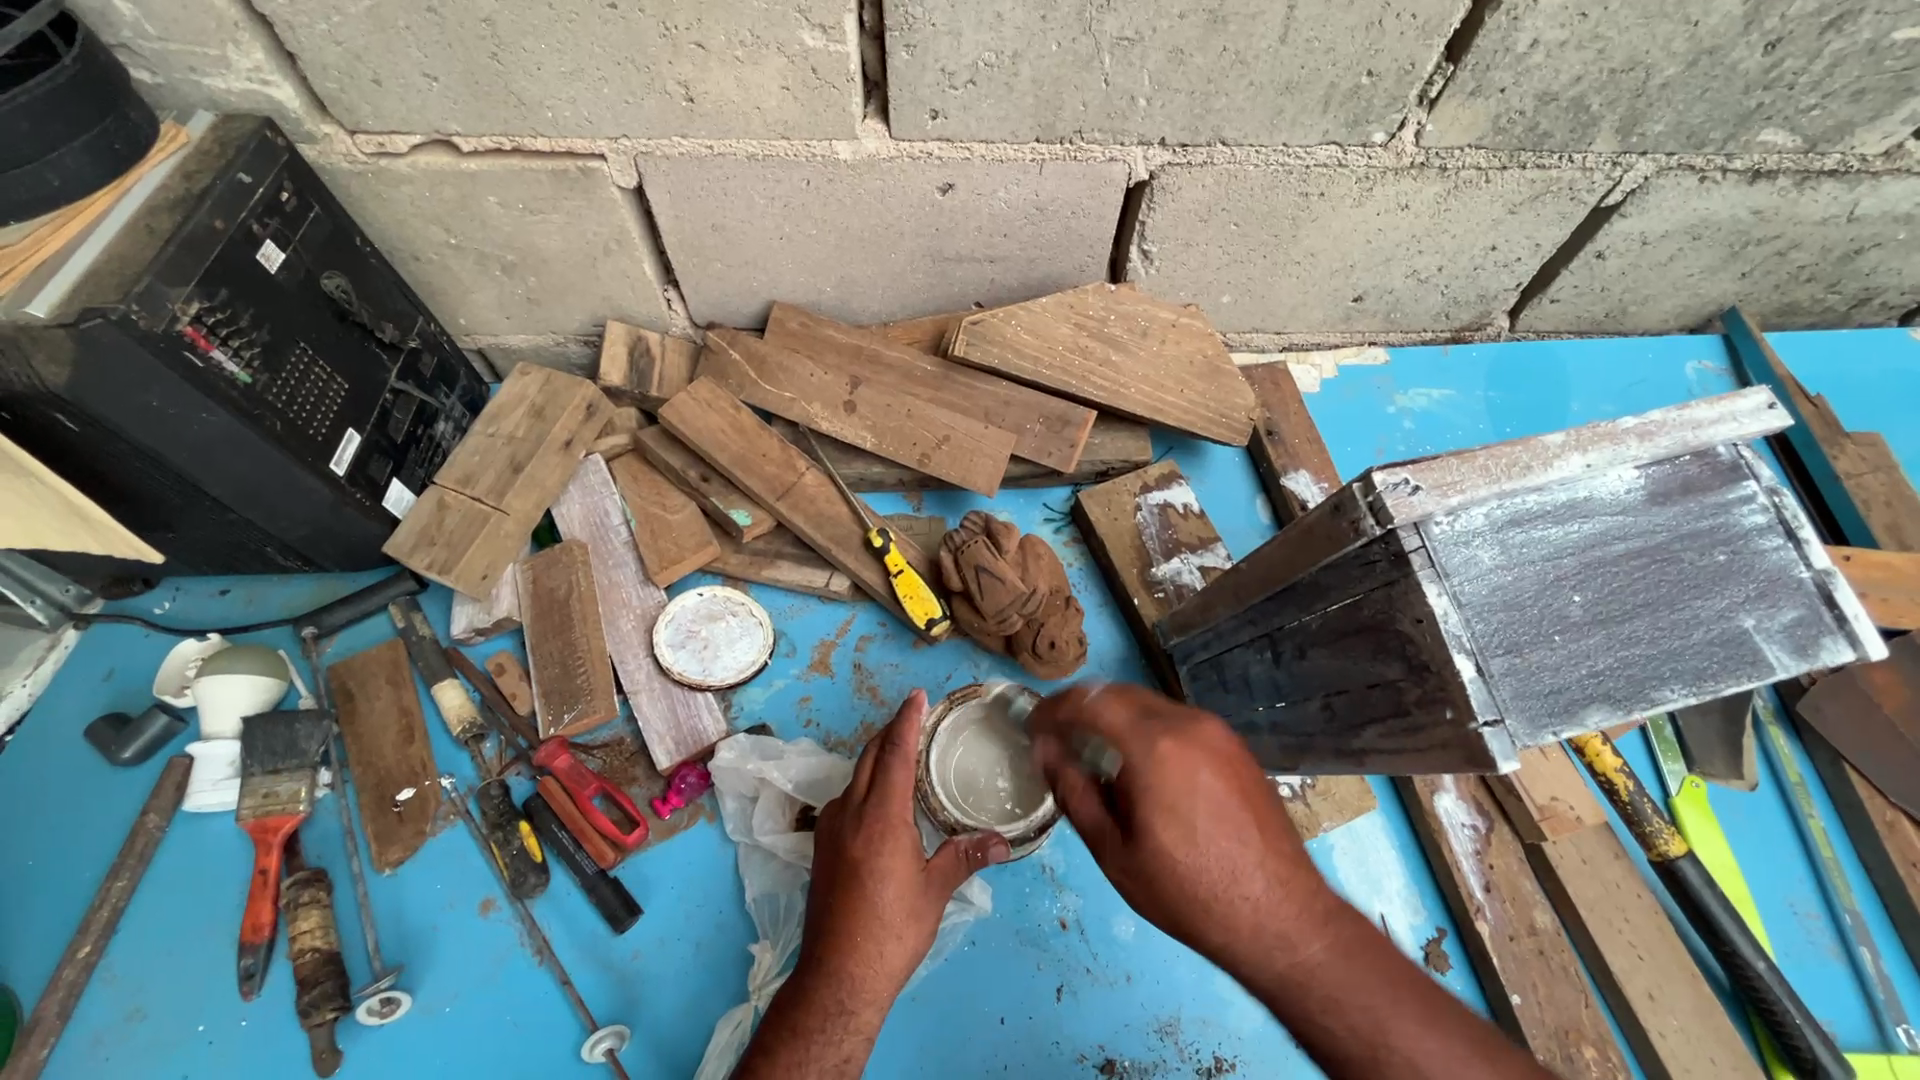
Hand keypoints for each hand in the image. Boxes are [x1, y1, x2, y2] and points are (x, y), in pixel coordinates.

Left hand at [796, 689, 1011, 1006]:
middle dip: (892, 732)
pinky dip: (867, 785)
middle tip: (917, 717)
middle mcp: (849, 812)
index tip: (918, 695)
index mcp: (880, 816)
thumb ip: (965, 856)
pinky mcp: (821, 847)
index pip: (895, 752)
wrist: (837, 976)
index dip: (907, 719)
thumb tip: (1004, 842)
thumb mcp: (935, 891)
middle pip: (870, 756)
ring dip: (879, 759)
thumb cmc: (892, 931)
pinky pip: (846, 799)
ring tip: (906, 756)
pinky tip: (883, 801)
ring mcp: (829, 829)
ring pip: (855, 777)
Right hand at [1028, 683, 1341, 980]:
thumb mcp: (1115, 851)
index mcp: (1154, 744)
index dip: (1055, 708)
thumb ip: (1075, 792)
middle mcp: (1188, 723)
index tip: (1033, 726)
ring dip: (1115, 717)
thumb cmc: (1187, 892)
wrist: (1280, 916)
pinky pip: (1179, 722)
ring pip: (1151, 705)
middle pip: (1120, 694)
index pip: (1090, 700)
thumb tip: (1046, 750)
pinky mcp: (1236, 747)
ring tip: (1094, 751)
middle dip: (1082, 708)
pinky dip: (1148, 729)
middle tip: (1058, 736)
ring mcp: (1218, 731)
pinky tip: (1141, 765)